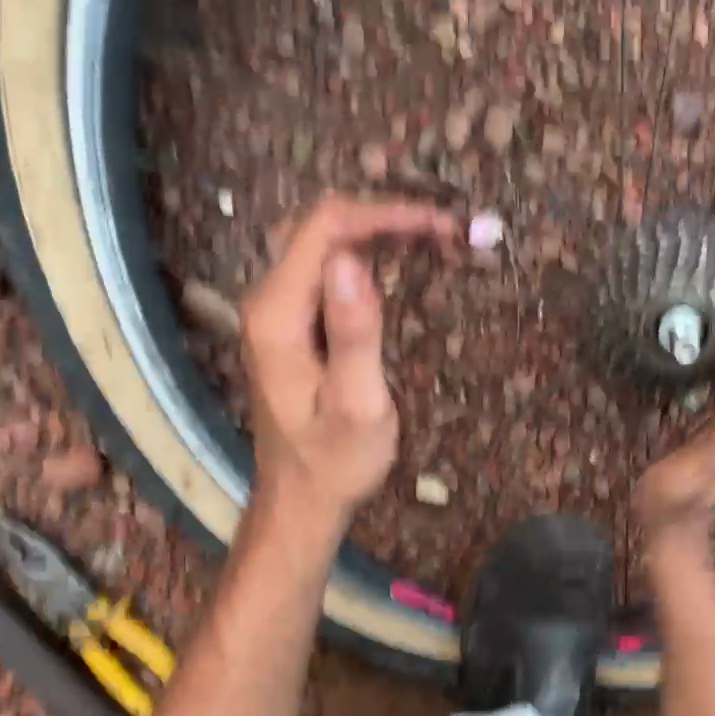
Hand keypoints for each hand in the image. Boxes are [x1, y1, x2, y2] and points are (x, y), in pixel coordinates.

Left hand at [237, 197, 457, 526]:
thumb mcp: (357, 405)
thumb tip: (354, 262)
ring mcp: (278, 313)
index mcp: (279, 315)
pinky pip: (327, 272)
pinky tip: (401, 266)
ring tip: (434, 242)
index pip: (326, 230)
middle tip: (445, 232)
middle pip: (321, 227)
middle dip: (384, 217)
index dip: (384, 216)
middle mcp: (269, 302)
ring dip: (377, 233)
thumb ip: (354, 334)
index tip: (440, 226)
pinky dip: (368, 258)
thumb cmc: (336, 462)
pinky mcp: (293, 326)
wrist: (301, 500)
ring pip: (324, 245)